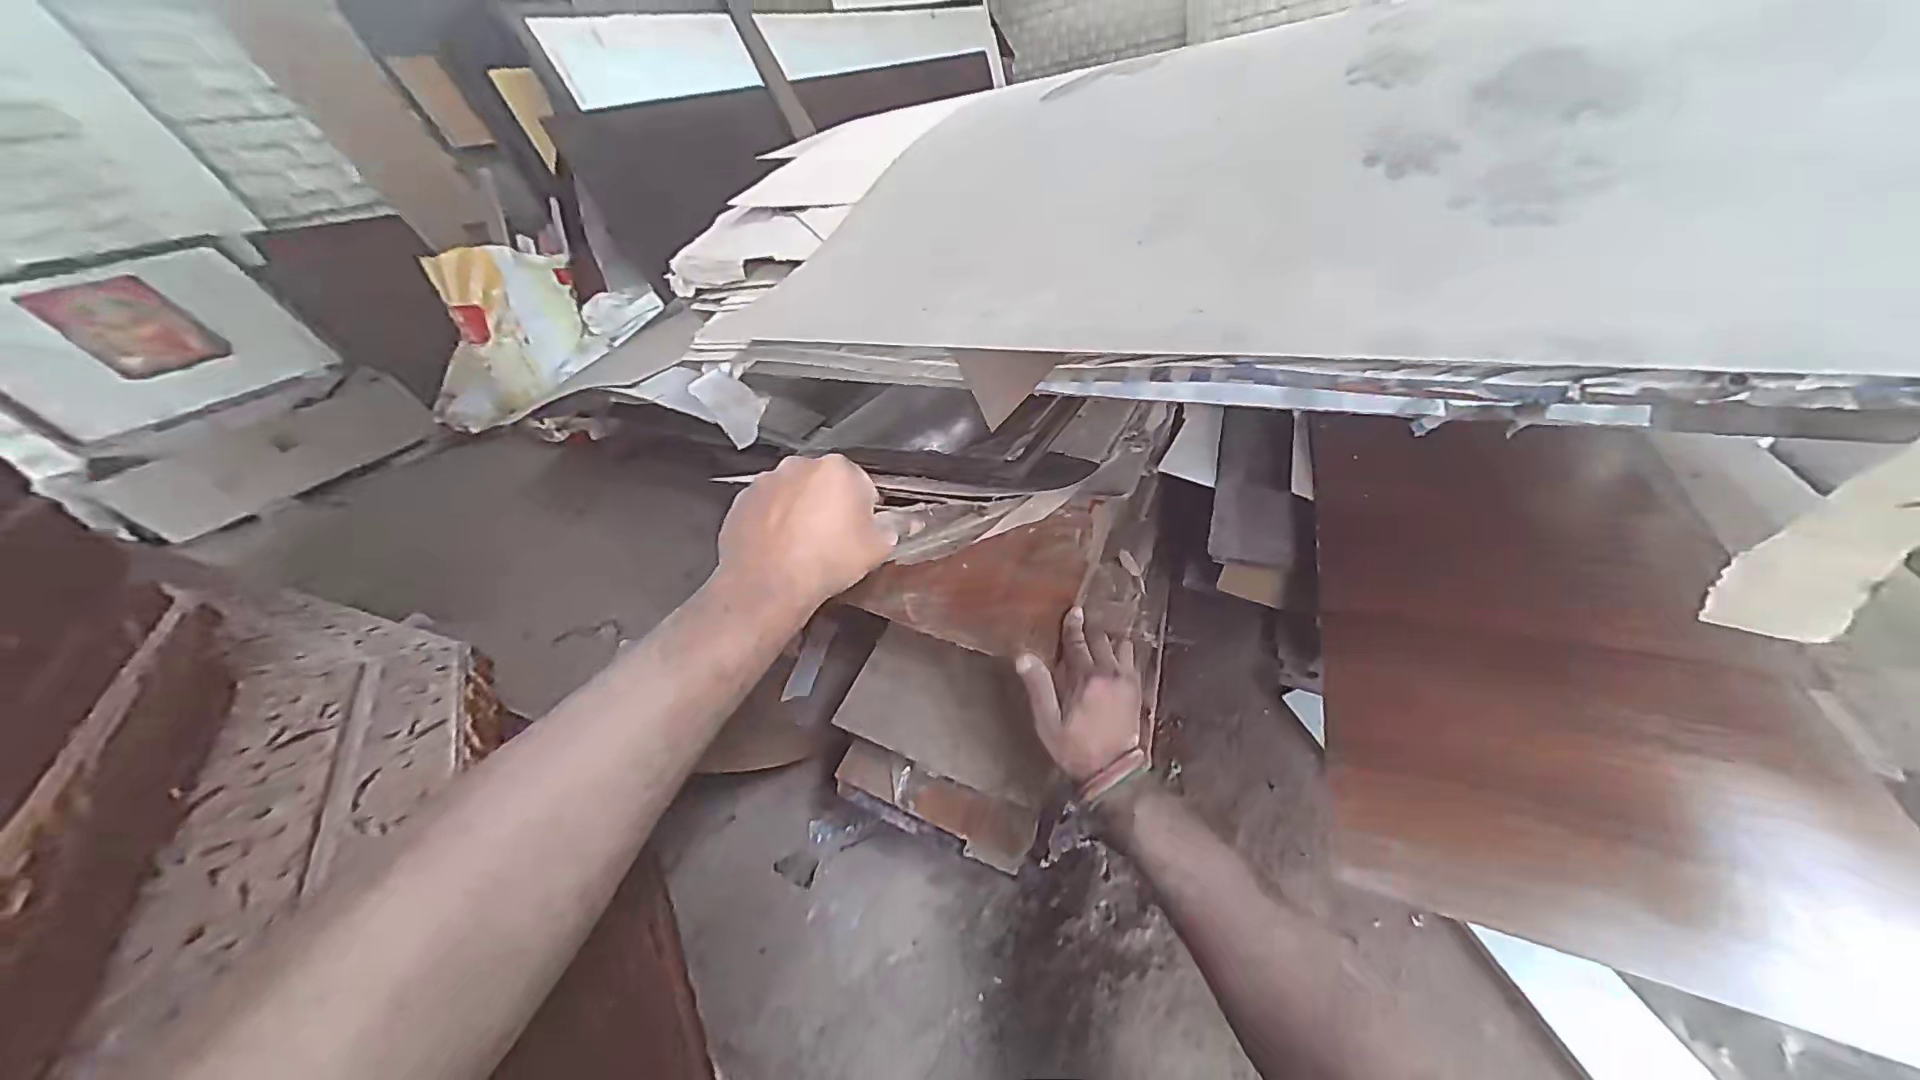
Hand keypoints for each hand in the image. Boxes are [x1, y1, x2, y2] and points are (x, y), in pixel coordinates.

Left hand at [716, 454, 896, 611]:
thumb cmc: (828, 561)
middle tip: (833, 539)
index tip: (860, 532)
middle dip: (830, 504)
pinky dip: (773, 520)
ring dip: (800, 510)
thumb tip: (903, 522)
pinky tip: (778, 547)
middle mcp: (800, 465)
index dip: (865, 510)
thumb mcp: (876, 549)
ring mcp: (767, 481)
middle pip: (825, 483)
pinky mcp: (742, 499)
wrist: (768, 584)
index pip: (862, 484)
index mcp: (839, 469)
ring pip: (794, 492)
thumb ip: (893, 528)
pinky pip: (767, 506)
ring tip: (803, 545)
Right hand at [1015, 607, 1142, 783]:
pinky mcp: (1138, 690)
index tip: (1073, 612)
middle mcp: (1110, 672)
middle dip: (1089, 630)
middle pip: (1100, 639)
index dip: (1072, 626)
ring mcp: (1128, 680)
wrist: (1114, 773)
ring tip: (1099, 639)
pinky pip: (1133, 660)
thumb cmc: (1075, 748)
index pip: (1077, 643)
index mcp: (1087, 678)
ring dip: (1109, 640)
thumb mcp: (1048, 722)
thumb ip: (1038, 687)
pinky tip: (1117, 656)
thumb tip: (1024, 657)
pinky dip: (1123, 653)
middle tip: (1082, 621)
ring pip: (1121, 646)